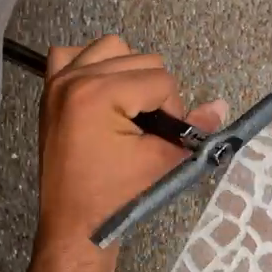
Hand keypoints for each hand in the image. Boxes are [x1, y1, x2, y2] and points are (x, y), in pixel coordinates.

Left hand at [34, 35, 227, 267]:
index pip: (160, 80)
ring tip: (131, 110)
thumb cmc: (116, 196)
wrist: (75, 223)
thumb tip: (221, 105)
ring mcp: (58, 81)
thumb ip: (193, 129)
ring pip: (112, 48)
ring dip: (129, 73)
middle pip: (141, 59)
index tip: (164, 139)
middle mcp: (75, 78)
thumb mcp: (160, 160)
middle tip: (149, 130)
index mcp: (98, 94)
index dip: (173, 110)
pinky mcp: (51, 90)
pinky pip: (74, 54)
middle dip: (154, 93)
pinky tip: (104, 93)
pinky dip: (93, 65)